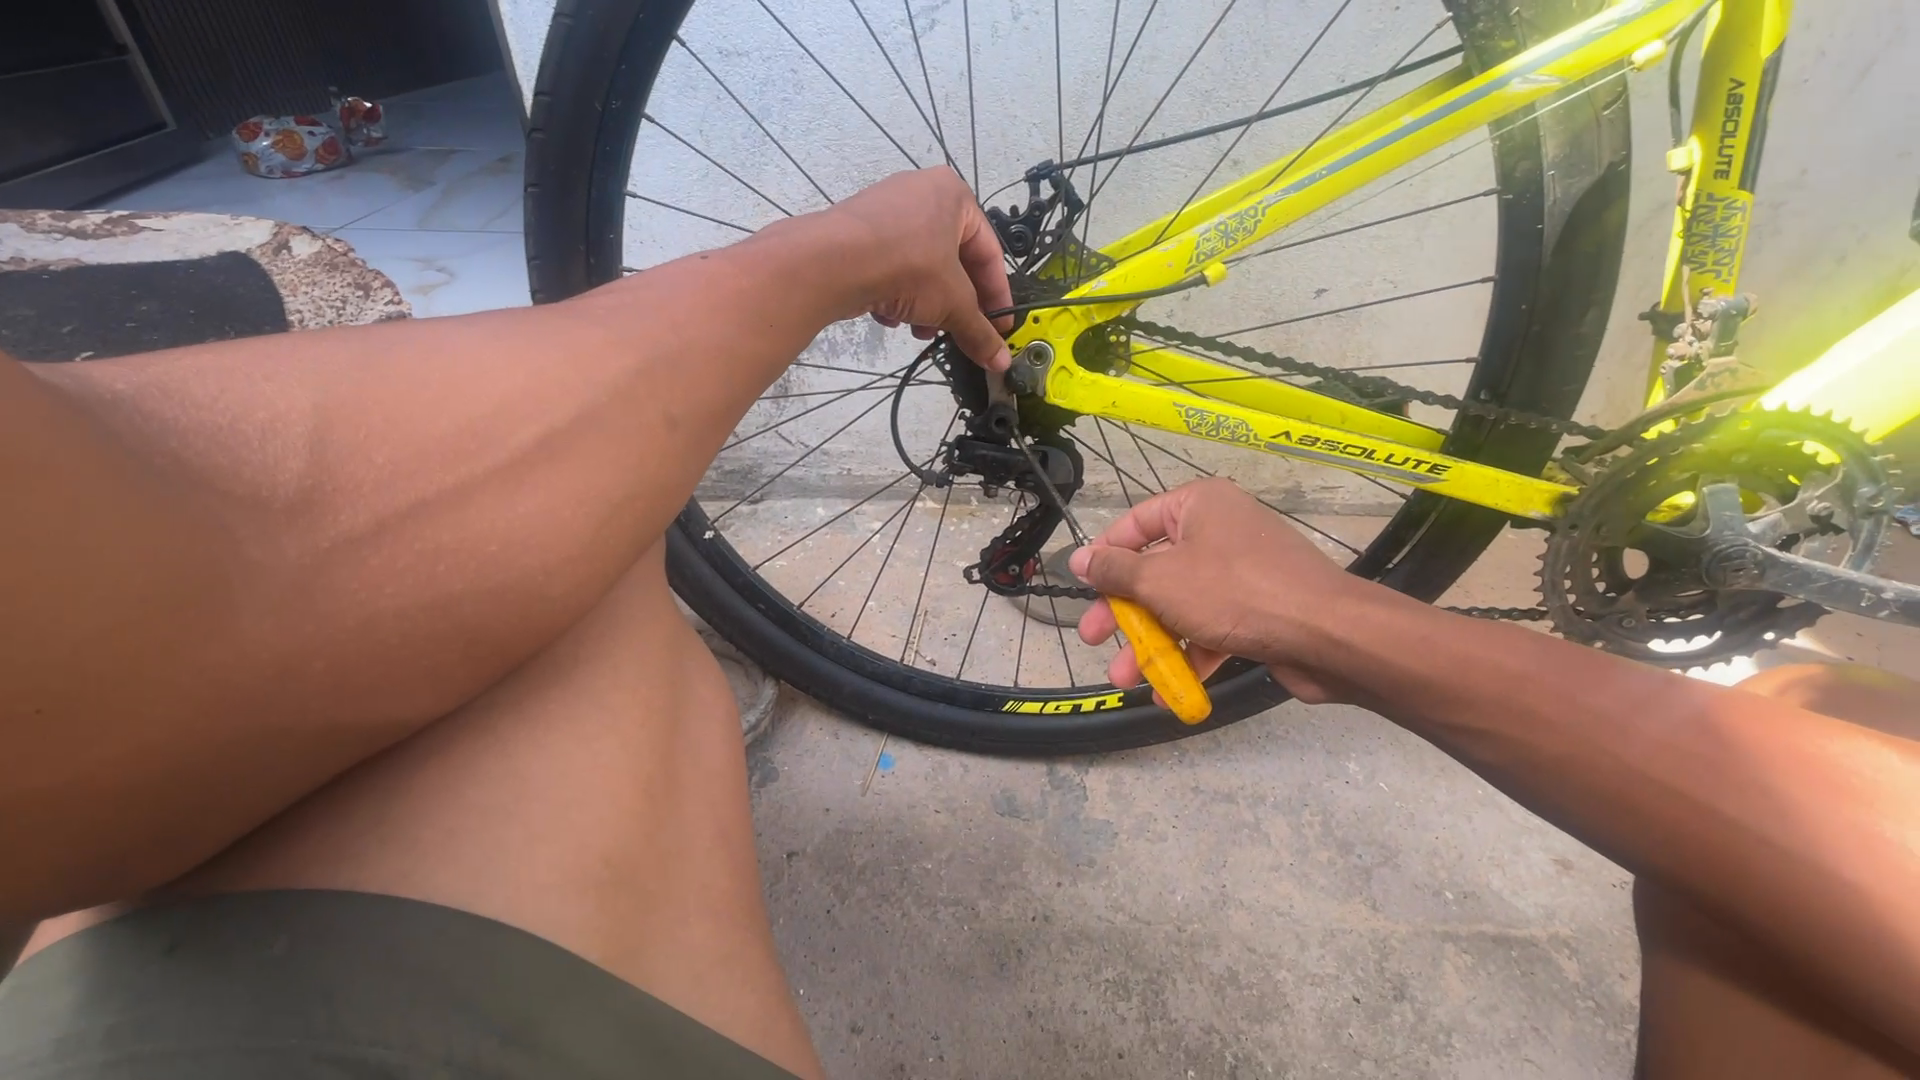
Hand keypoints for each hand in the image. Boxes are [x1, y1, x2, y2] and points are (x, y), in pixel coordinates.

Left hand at [826, 168, 1013, 371]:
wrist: (831, 262)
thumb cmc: (907, 266)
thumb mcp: (952, 303)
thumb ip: (979, 332)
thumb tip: (1001, 361)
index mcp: (954, 195)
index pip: (988, 252)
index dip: (997, 296)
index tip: (999, 327)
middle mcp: (921, 194)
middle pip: (952, 261)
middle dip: (955, 304)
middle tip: (958, 333)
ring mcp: (886, 212)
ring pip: (920, 267)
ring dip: (926, 305)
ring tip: (921, 331)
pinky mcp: (858, 233)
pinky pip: (890, 266)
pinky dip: (896, 295)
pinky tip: (890, 318)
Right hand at [1068, 478, 1365, 702]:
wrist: (1329, 634)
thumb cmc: (1234, 592)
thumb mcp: (1160, 580)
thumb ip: (1115, 571)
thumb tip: (1079, 558)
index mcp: (1198, 506)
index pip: (1135, 523)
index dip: (1105, 557)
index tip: (1083, 589)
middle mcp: (1219, 532)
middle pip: (1155, 571)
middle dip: (1124, 613)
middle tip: (1094, 639)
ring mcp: (1241, 573)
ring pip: (1180, 606)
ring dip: (1151, 644)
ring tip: (1125, 679)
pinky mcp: (1258, 610)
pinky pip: (1211, 628)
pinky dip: (1189, 656)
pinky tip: (1170, 691)